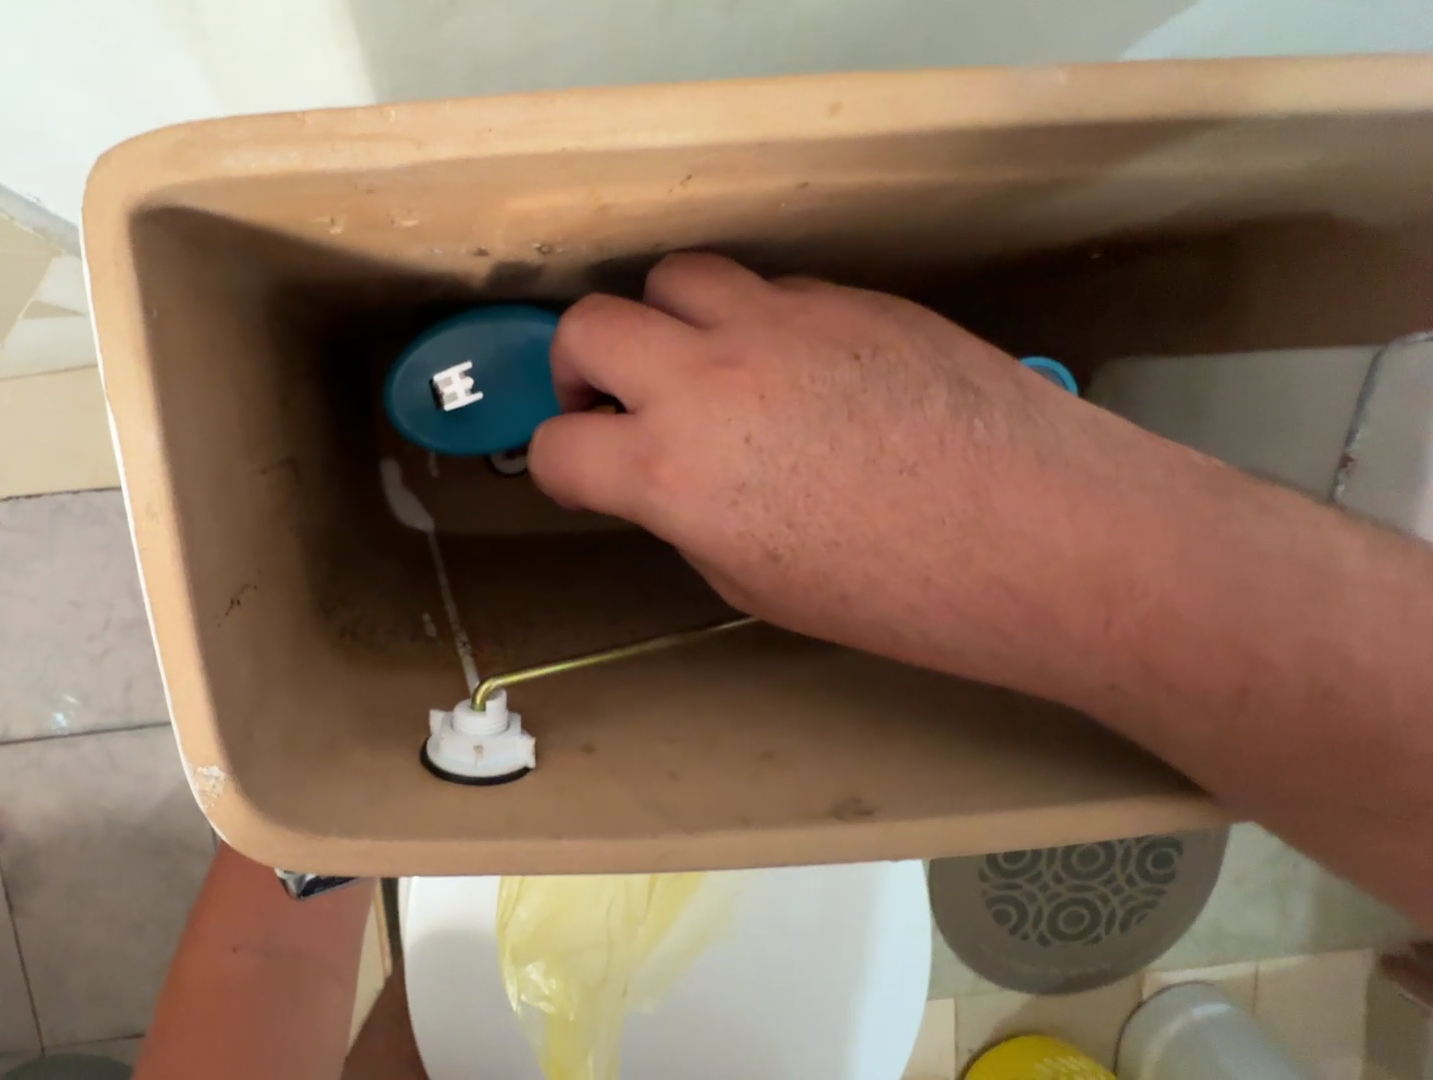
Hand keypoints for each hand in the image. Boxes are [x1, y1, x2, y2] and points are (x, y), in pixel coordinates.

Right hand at [527, 252, 1158, 685]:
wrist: (1042, 536)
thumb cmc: (892, 592)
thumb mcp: (747, 578)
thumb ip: (683, 511)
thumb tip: (666, 474)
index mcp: (673, 471)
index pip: (555, 446)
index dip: (557, 466)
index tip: (581, 474)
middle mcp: (706, 380)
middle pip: (586, 327)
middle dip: (578, 369)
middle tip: (612, 404)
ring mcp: (779, 323)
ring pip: (671, 277)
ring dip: (661, 323)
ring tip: (699, 366)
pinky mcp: (846, 297)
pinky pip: (764, 288)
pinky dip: (749, 322)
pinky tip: (794, 369)